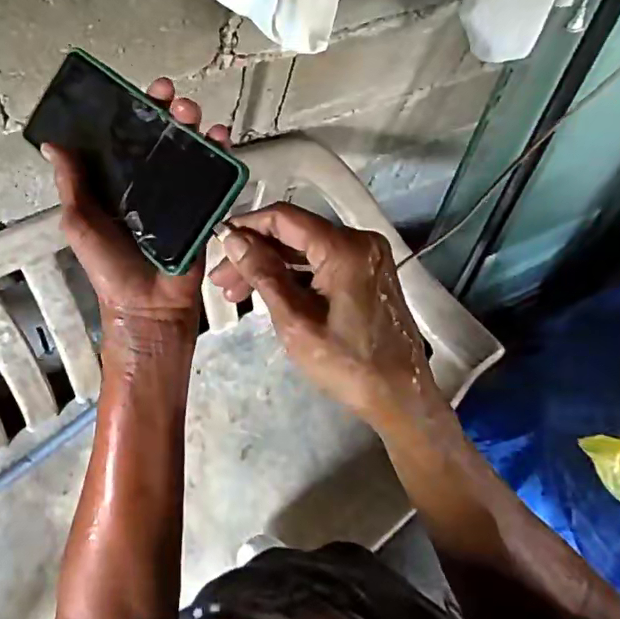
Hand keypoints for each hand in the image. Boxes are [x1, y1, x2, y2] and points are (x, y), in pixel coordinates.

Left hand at [42, 77, 230, 327]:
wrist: (146, 305)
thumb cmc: (108, 266)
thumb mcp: (79, 221)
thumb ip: (70, 183)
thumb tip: (53, 145)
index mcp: (119, 179)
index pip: (128, 135)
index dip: (136, 110)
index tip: (143, 91)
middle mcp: (149, 180)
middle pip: (163, 135)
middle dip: (170, 111)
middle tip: (172, 100)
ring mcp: (178, 191)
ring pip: (191, 148)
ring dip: (195, 125)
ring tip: (193, 114)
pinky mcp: (202, 205)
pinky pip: (214, 174)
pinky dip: (220, 152)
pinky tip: (220, 137)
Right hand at [208, 203, 443, 430]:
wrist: (402, 400)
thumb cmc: (348, 365)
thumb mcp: (295, 321)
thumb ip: (262, 273)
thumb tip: (233, 239)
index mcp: (344, 249)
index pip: (284, 218)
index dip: (247, 225)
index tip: (218, 241)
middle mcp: (359, 241)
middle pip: (293, 233)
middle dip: (254, 251)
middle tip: (222, 278)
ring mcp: (365, 256)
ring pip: (304, 248)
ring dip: (270, 265)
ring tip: (235, 291)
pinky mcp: (366, 272)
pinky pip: (320, 262)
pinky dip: (293, 274)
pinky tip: (267, 292)